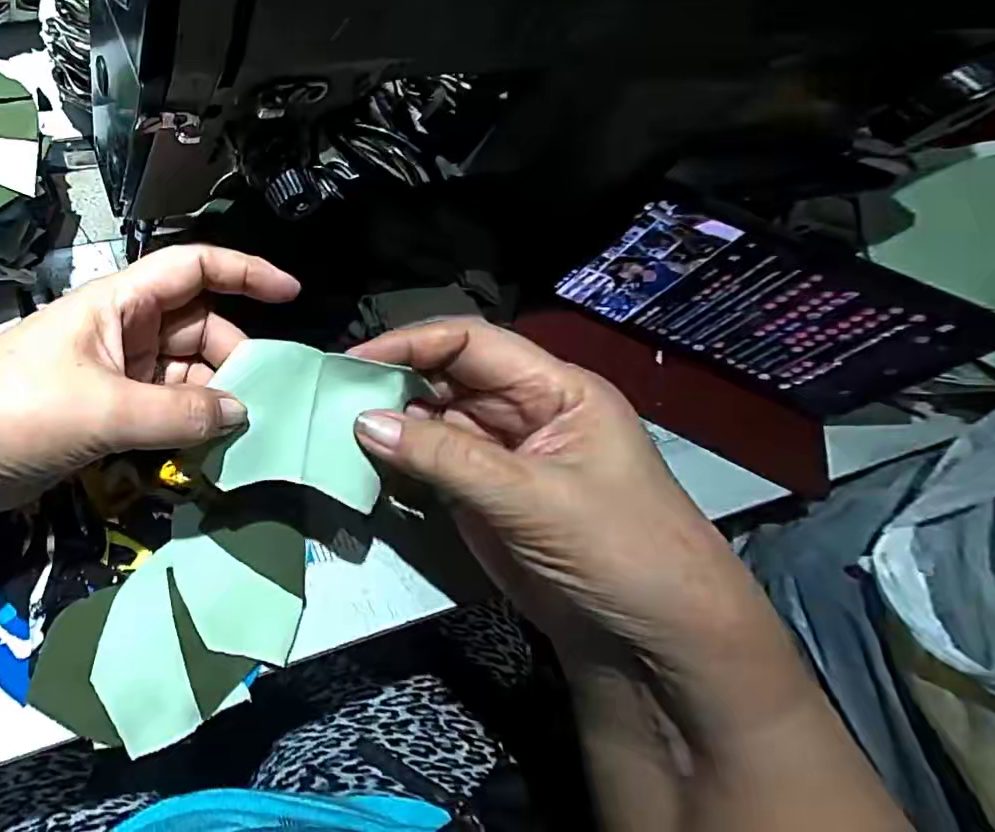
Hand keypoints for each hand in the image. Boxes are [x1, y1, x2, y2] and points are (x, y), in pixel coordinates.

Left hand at [0, 246, 299, 535]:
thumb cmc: (13, 411)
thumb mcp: (101, 409)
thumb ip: (178, 414)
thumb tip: (242, 414)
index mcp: (119, 302)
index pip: (194, 269)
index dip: (245, 272)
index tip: (291, 294)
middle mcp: (125, 329)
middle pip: (200, 328)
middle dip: (236, 357)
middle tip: (266, 400)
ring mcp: (119, 371)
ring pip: (187, 374)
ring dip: (215, 399)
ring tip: (245, 434)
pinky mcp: (111, 410)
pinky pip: (168, 408)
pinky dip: (191, 426)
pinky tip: (211, 451)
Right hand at [348, 319, 781, 684]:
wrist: (659, 650)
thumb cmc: (620, 552)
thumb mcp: (535, 499)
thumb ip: (447, 458)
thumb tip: (364, 421)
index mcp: (554, 388)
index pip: (472, 342)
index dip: (413, 343)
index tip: (357, 360)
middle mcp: (524, 411)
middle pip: (447, 377)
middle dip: (395, 381)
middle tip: (336, 395)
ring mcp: (502, 455)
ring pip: (434, 421)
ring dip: (393, 423)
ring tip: (340, 427)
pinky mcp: (484, 496)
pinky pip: (433, 464)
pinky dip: (401, 461)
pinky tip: (368, 462)